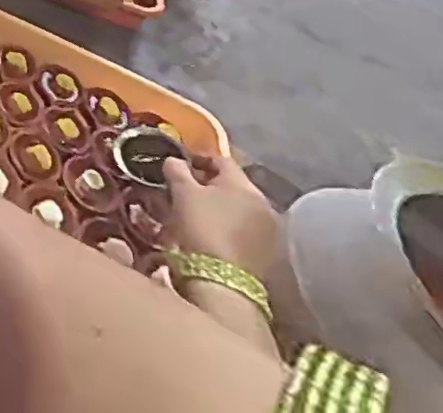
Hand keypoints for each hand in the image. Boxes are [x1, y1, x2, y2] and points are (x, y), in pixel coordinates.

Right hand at [162, 155, 281, 275]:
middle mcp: (262, 202)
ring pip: (236, 208)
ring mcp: (267, 229)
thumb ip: (176, 170)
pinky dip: (225, 225)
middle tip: (182, 191)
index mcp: (243, 184)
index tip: (178, 167)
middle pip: (231, 184)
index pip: (220, 159)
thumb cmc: (201, 227)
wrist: (224, 282)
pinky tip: (208, 234)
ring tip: (192, 214)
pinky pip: (242, 228)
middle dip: (206, 184)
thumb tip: (174, 161)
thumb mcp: (182, 193)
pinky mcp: (266, 252)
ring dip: (216, 206)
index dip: (197, 159)